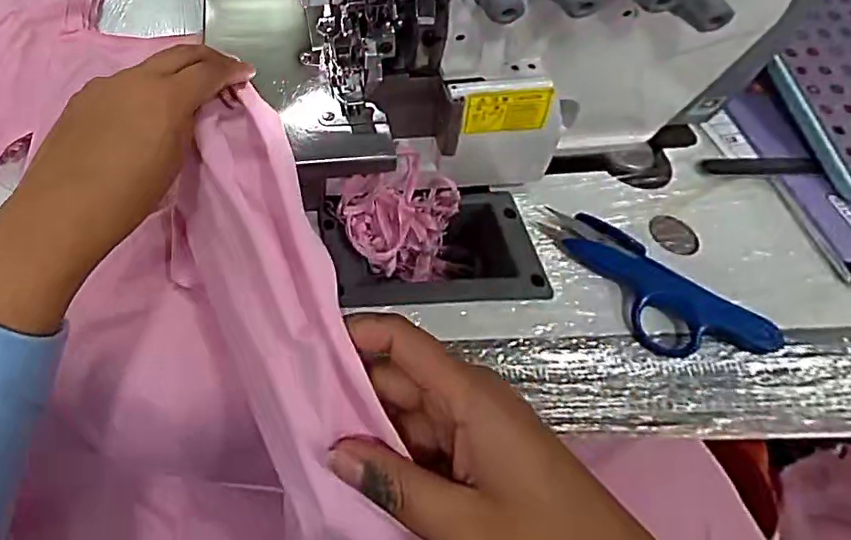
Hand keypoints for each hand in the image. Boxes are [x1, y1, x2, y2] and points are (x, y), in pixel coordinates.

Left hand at [0, 44, 252, 334]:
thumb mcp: (172, 162)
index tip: (244, 74)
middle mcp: (136, 79)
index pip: (207, 70)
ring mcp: (105, 84)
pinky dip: (143, 86)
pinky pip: (123, 82)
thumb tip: (188, 109)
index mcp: (165, 95)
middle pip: (180, 53)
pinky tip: (141, 108)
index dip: (230, 70)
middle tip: (224, 68)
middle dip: (207, 57)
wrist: (59, 212)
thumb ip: (185, 125)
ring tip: (183, 89)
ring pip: (149, 66)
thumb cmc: (125, 198)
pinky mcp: (83, 96)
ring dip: (173, 71)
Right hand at [329, 314, 650, 539]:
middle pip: (395, 377)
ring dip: (371, 432)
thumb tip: (333, 450)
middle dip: (351, 395)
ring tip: (324, 448)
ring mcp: (473, 427)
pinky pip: (424, 443)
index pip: (399, 339)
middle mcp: (466, 397)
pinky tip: (367, 477)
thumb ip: (395, 485)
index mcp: (467, 392)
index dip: (354, 333)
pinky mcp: (478, 455)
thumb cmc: (548, 539)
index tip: (307, 346)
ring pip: (405, 414)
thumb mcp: (465, 524)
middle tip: (302, 416)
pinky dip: (396, 457)